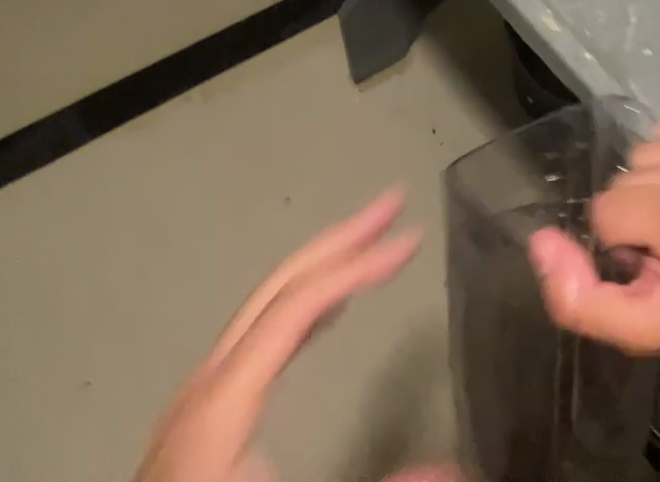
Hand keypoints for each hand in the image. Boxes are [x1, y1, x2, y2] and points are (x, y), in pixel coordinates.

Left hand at [134, 188, 457, 481]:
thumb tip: (455, 469)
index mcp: (225, 397)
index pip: (299, 303)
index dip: (358, 265)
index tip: (410, 238)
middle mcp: (210, 380)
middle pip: (281, 284)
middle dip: (342, 238)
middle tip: (392, 203)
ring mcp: (204, 393)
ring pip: (267, 301)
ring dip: (325, 262)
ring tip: (372, 239)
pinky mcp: (208, 410)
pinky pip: (261, 330)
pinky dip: (304, 300)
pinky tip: (331, 305)